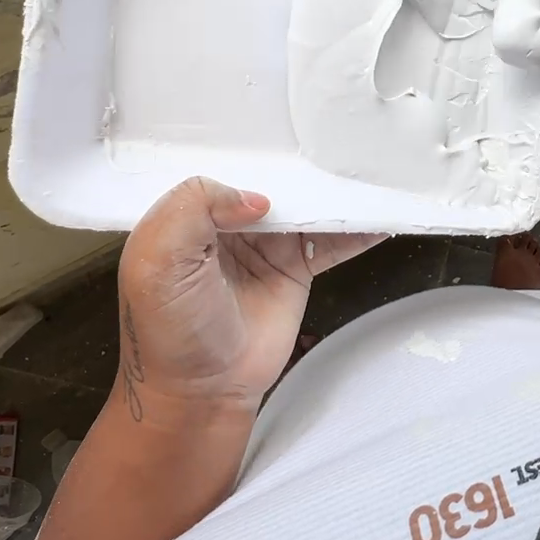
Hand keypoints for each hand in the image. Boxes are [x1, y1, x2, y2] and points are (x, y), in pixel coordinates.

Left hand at [114, 177, 381, 424]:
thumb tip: (259, 199)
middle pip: (271, 187)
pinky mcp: (296, 270)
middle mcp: (228, 227)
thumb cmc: (170, 329)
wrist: (205, 389)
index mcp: (188, 217)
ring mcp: (266, 247)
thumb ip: (192, 210)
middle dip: (301, 171)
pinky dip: (357, 231)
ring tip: (366, 179)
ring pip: (305, 211)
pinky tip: (381, 218)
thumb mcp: (158, 262)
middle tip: (337, 150)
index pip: (223, 174)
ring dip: (335, 199)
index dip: (251, 160)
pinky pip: (330, 243)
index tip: (283, 151)